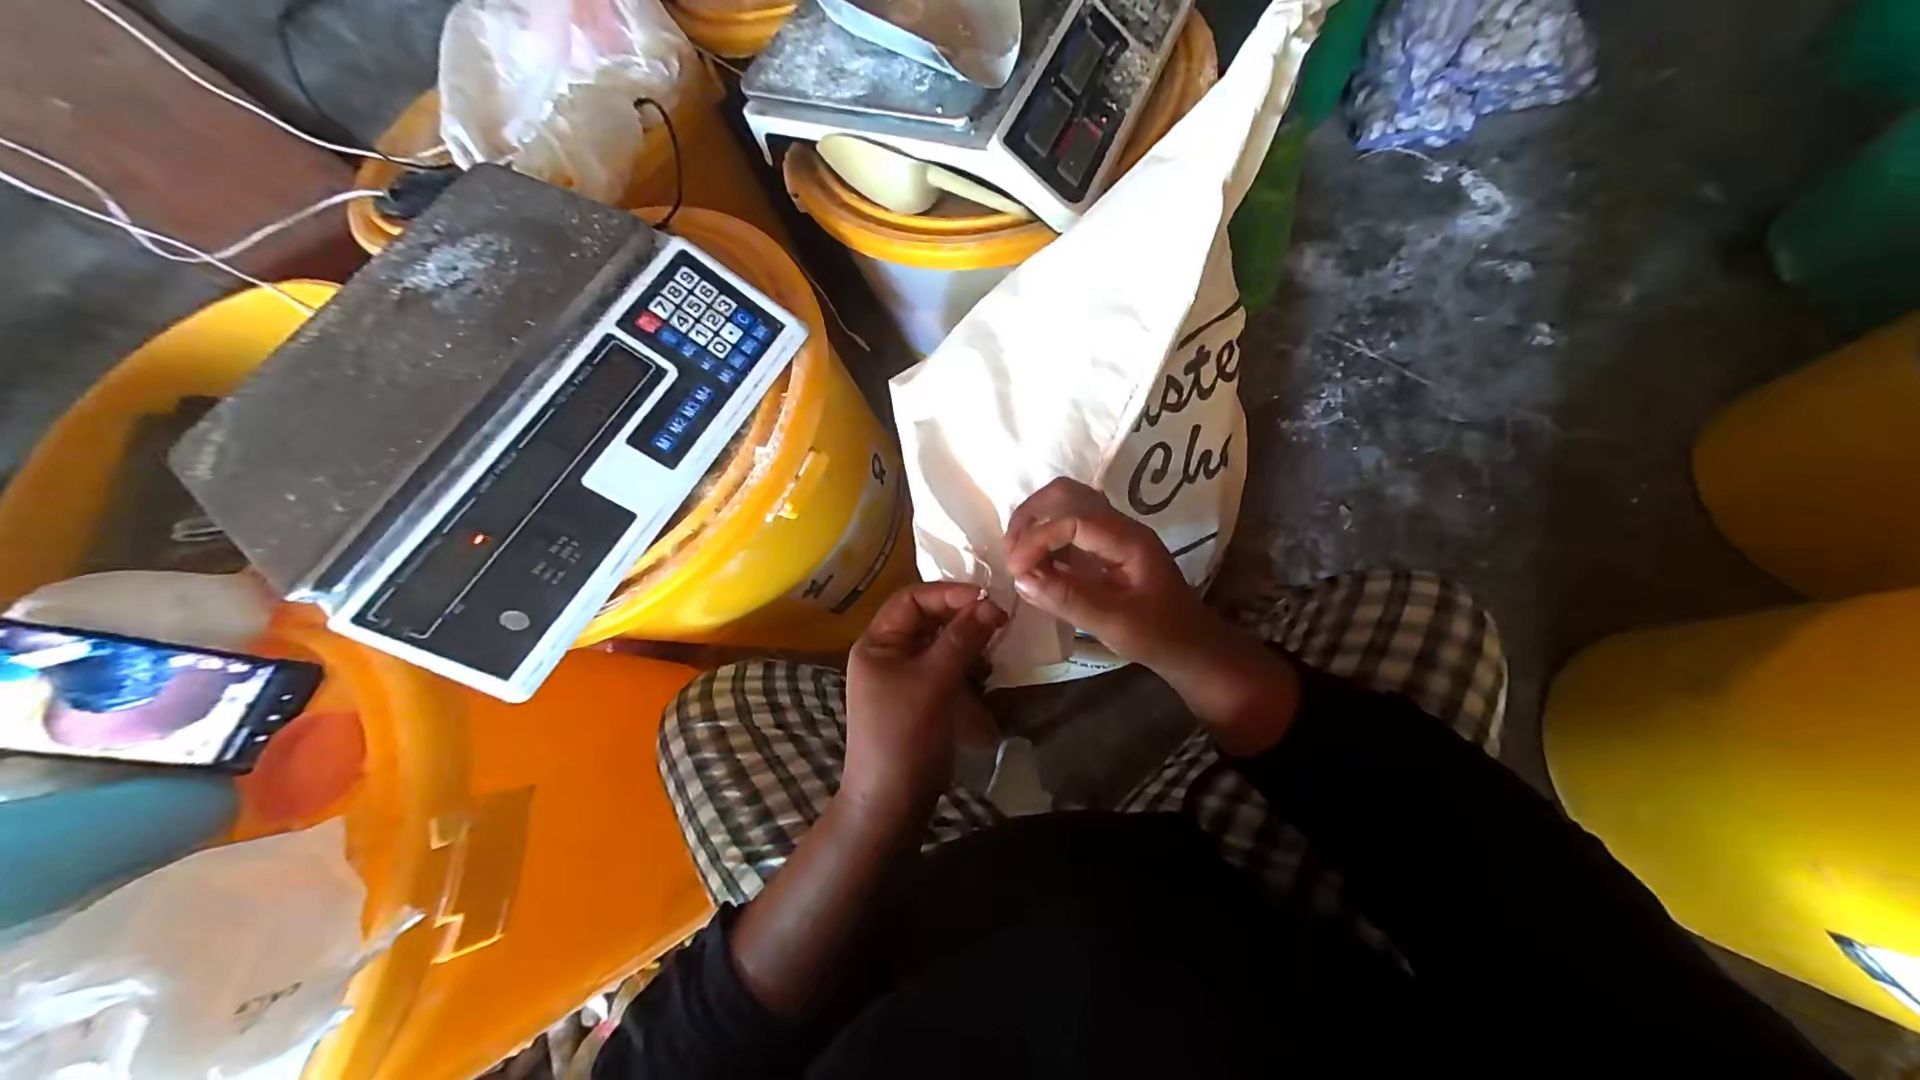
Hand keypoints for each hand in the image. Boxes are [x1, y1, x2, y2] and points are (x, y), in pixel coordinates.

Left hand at [842, 582, 1006, 830]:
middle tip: (1000, 617)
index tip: (986, 597)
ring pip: (942, 643)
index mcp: (877, 643)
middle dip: (962, 615)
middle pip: (928, 619)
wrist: (892, 802)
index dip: (948, 593)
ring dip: (969, 638)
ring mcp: (907, 677)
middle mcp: (889, 654)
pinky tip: (989, 666)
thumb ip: (961, 639)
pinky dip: (968, 663)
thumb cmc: (904, 735)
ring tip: (998, 638)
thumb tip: (991, 603)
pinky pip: (948, 668)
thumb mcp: (932, 682)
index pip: (911, 599)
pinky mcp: (924, 698)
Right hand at [1004, 477, 1216, 671]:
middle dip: (1031, 516)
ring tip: (1017, 556)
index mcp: (1129, 540)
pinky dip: (1045, 536)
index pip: (1072, 520)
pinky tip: (1034, 563)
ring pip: (1066, 503)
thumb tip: (1021, 579)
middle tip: (1011, 552)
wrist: (1191, 646)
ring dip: (1035, 522)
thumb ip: (1068, 599)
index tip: (1016, 571)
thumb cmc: (1159, 635)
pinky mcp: (1104, 546)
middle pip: (1066, 494)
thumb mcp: (1115, 624)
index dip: (1037, 539)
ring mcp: (1112, 533)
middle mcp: (1120, 526)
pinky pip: (1068, 525)